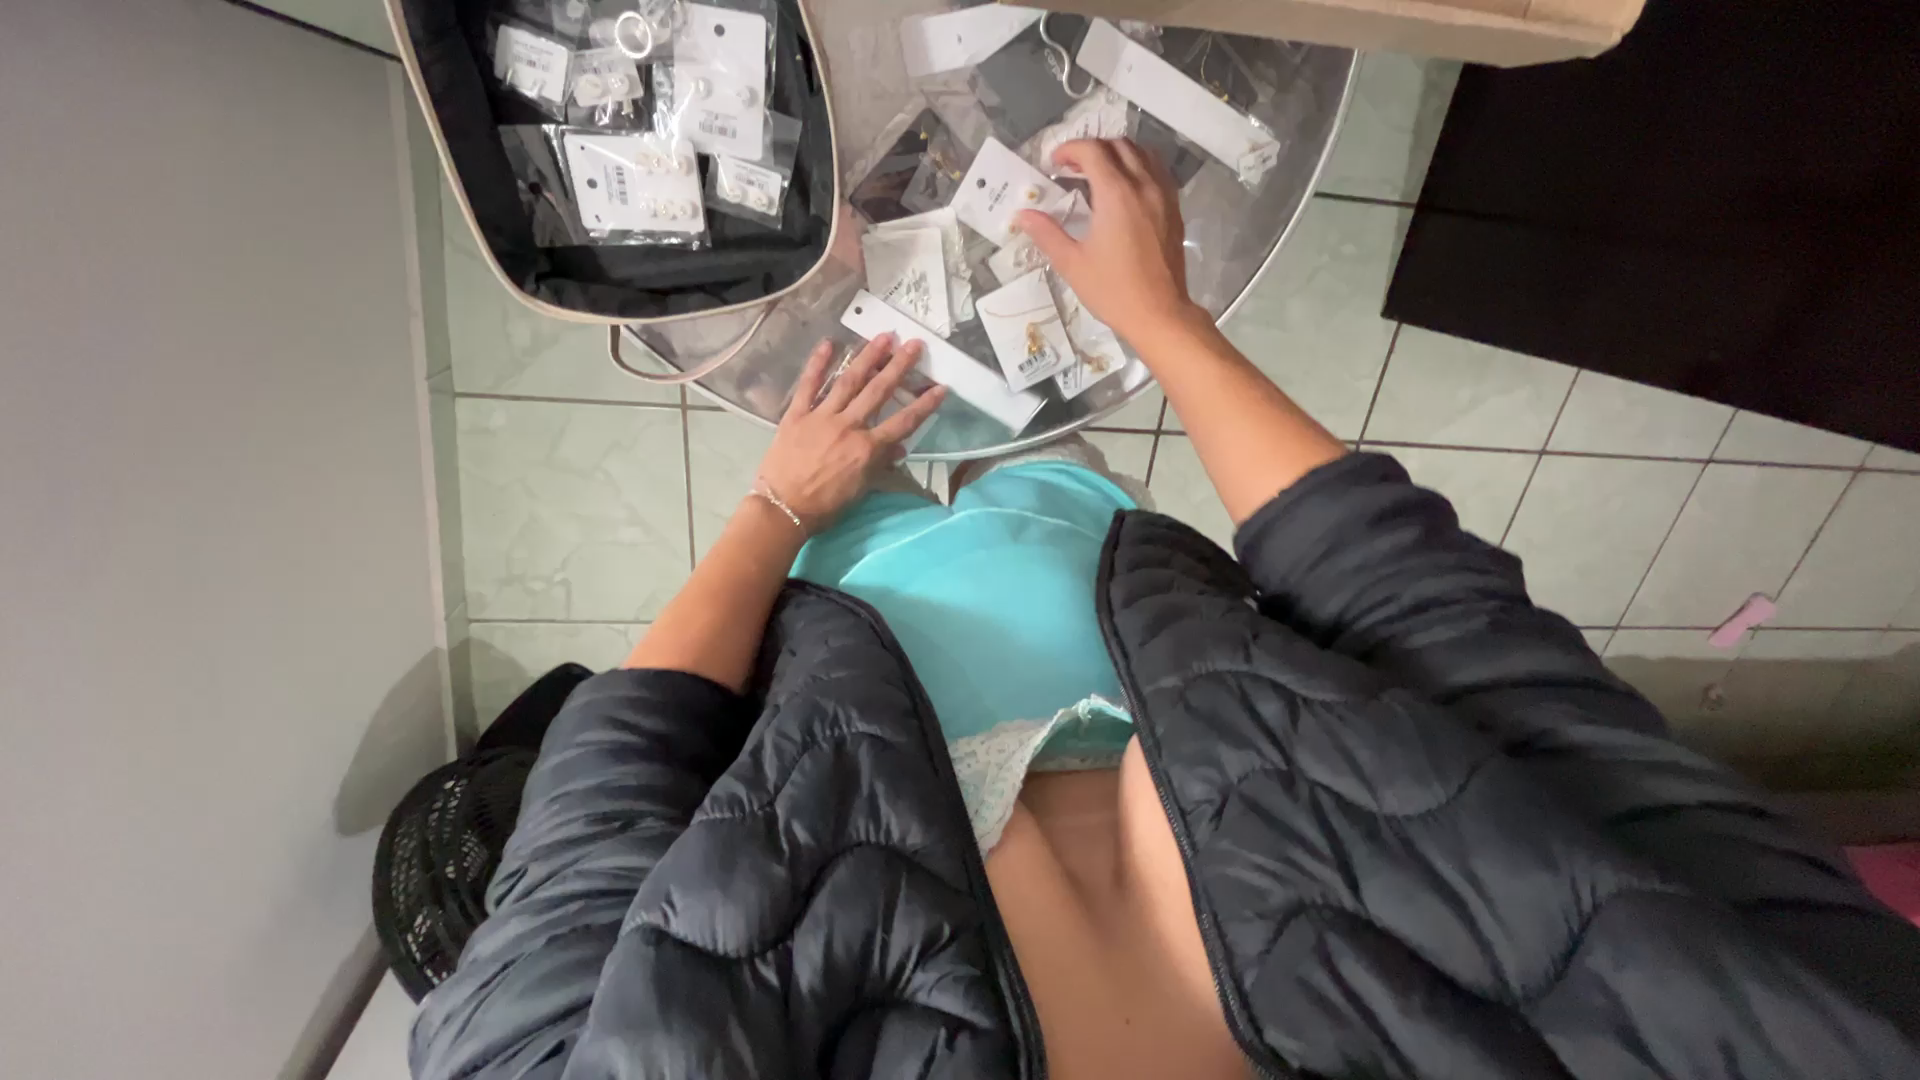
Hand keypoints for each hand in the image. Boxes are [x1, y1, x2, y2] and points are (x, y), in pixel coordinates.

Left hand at [753, 335, 944, 531]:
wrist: (782, 508)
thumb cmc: (824, 506)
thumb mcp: (859, 490)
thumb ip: (879, 465)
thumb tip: (898, 448)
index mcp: (866, 448)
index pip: (903, 423)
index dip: (924, 405)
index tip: (940, 387)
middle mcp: (848, 426)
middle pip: (879, 392)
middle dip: (899, 367)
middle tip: (914, 345)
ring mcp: (822, 417)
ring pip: (849, 381)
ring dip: (868, 357)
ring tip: (884, 337)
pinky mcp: (797, 415)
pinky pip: (809, 385)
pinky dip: (818, 364)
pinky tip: (829, 344)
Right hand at [1015, 138, 1205, 345]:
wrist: (1158, 313)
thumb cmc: (1113, 291)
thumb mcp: (1073, 264)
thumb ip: (1047, 233)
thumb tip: (1022, 215)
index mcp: (1115, 195)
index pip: (1093, 151)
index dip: (1070, 149)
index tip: (1054, 162)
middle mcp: (1143, 185)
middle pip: (1118, 146)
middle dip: (1093, 148)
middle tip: (1073, 168)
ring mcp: (1163, 195)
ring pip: (1142, 153)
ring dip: (1117, 154)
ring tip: (1099, 173)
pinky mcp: (1174, 208)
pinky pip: (1157, 171)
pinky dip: (1138, 166)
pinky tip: (1126, 187)